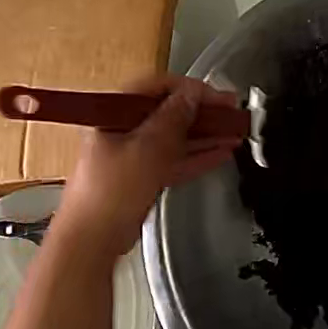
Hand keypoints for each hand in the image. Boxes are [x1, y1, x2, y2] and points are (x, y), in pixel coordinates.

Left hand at [53, 77, 241, 257]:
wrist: (93, 240)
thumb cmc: (106, 195)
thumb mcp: (146, 148)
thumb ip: (172, 119)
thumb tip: (191, 96)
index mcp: (112, 115)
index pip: (155, 88)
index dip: (189, 89)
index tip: (216, 97)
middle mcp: (121, 132)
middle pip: (167, 113)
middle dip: (202, 113)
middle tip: (231, 113)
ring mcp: (131, 157)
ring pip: (173, 139)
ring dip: (204, 135)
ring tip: (234, 131)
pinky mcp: (141, 180)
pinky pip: (173, 161)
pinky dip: (196, 157)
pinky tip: (219, 152)